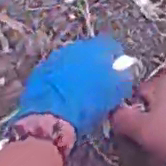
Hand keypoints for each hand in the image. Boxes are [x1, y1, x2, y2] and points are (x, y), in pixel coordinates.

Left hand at [14, 36, 136, 140]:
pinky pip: (56, 71)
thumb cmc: (87, 105)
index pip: (113, 47)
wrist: (48, 118)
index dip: (117, 61)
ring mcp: (55, 57)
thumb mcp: (115, 93)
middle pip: (91, 52)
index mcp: (97, 49)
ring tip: (79, 91)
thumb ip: (124, 77)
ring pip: (72, 60)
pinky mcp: (40, 70)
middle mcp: (76, 47)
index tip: (118, 76)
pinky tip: (62, 95)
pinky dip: (61, 79)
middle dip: (96, 65)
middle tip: (98, 84)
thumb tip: (125, 71)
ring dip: (77, 71)